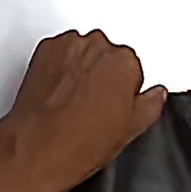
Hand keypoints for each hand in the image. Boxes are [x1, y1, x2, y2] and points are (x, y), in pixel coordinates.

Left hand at [0, 30, 165, 191]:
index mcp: (124, 62)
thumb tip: (156, 94)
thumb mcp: (127, 133)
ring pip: (84, 50)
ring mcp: (71, 43)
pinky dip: (59, 65)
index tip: (113, 105)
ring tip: (71, 101)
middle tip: (92, 105)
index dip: (123, 90)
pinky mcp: (46, 46)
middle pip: (107, 54)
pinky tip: (57, 93)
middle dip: (102, 74)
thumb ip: (148, 105)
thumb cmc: (76, 144)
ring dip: (81, 67)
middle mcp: (98, 44)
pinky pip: (60, 50)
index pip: (132, 66)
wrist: (34, 148)